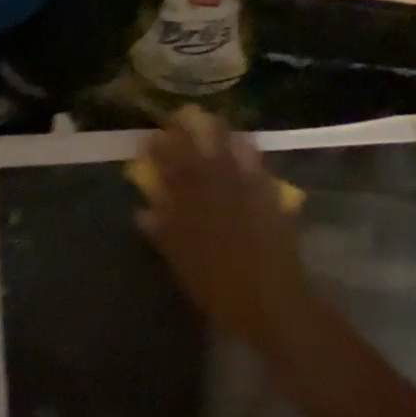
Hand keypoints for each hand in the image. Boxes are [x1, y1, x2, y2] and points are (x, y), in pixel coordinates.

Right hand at [135, 107, 314, 347]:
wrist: (271, 301)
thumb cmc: (219, 291)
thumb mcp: (182, 267)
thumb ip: (164, 235)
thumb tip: (145, 211)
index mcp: (188, 208)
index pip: (169, 170)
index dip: (158, 150)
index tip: (149, 136)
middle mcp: (215, 191)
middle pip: (198, 151)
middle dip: (186, 131)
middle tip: (179, 115)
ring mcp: (245, 190)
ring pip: (228, 149)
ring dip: (217, 132)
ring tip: (210, 119)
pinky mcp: (269, 195)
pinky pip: (256, 163)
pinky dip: (247, 148)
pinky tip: (243, 140)